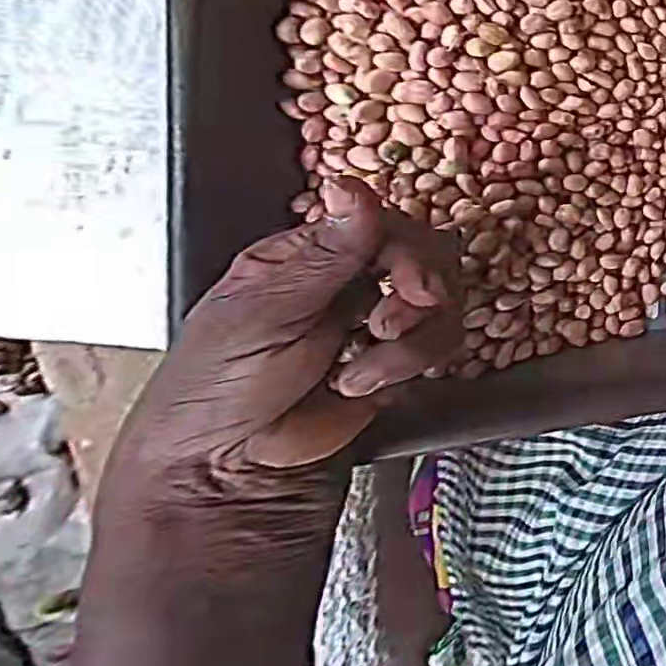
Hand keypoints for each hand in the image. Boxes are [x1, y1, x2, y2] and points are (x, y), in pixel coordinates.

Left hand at [76, 177, 459, 665]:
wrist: (230, 479)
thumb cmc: (218, 393)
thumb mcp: (260, 316)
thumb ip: (321, 255)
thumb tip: (353, 186)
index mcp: (310, 255)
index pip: (386, 225)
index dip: (408, 249)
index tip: (409, 284)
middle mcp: (355, 277)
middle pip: (429, 254)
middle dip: (420, 290)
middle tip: (391, 323)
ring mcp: (384, 315)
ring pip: (446, 296)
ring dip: (415, 336)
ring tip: (365, 369)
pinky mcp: (407, 354)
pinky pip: (446, 336)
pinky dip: (415, 362)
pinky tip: (368, 385)